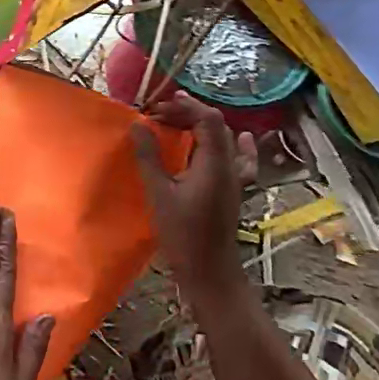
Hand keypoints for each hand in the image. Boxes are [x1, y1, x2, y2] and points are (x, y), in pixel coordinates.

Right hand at [131, 94, 257, 298]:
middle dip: (187, 113)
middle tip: (157, 115)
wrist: (211, 273)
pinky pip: (240, 158)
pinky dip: (235, 144)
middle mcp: (230, 166)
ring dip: (201, 125)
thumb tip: (138, 124)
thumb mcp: (159, 193)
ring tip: (177, 121)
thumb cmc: (183, 235)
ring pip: (224, 139)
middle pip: (215, 125)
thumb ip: (149, 156)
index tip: (157, 107)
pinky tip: (240, 139)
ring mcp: (235, 178)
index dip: (184, 106)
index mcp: (214, 163)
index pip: (207, 118)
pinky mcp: (233, 190)